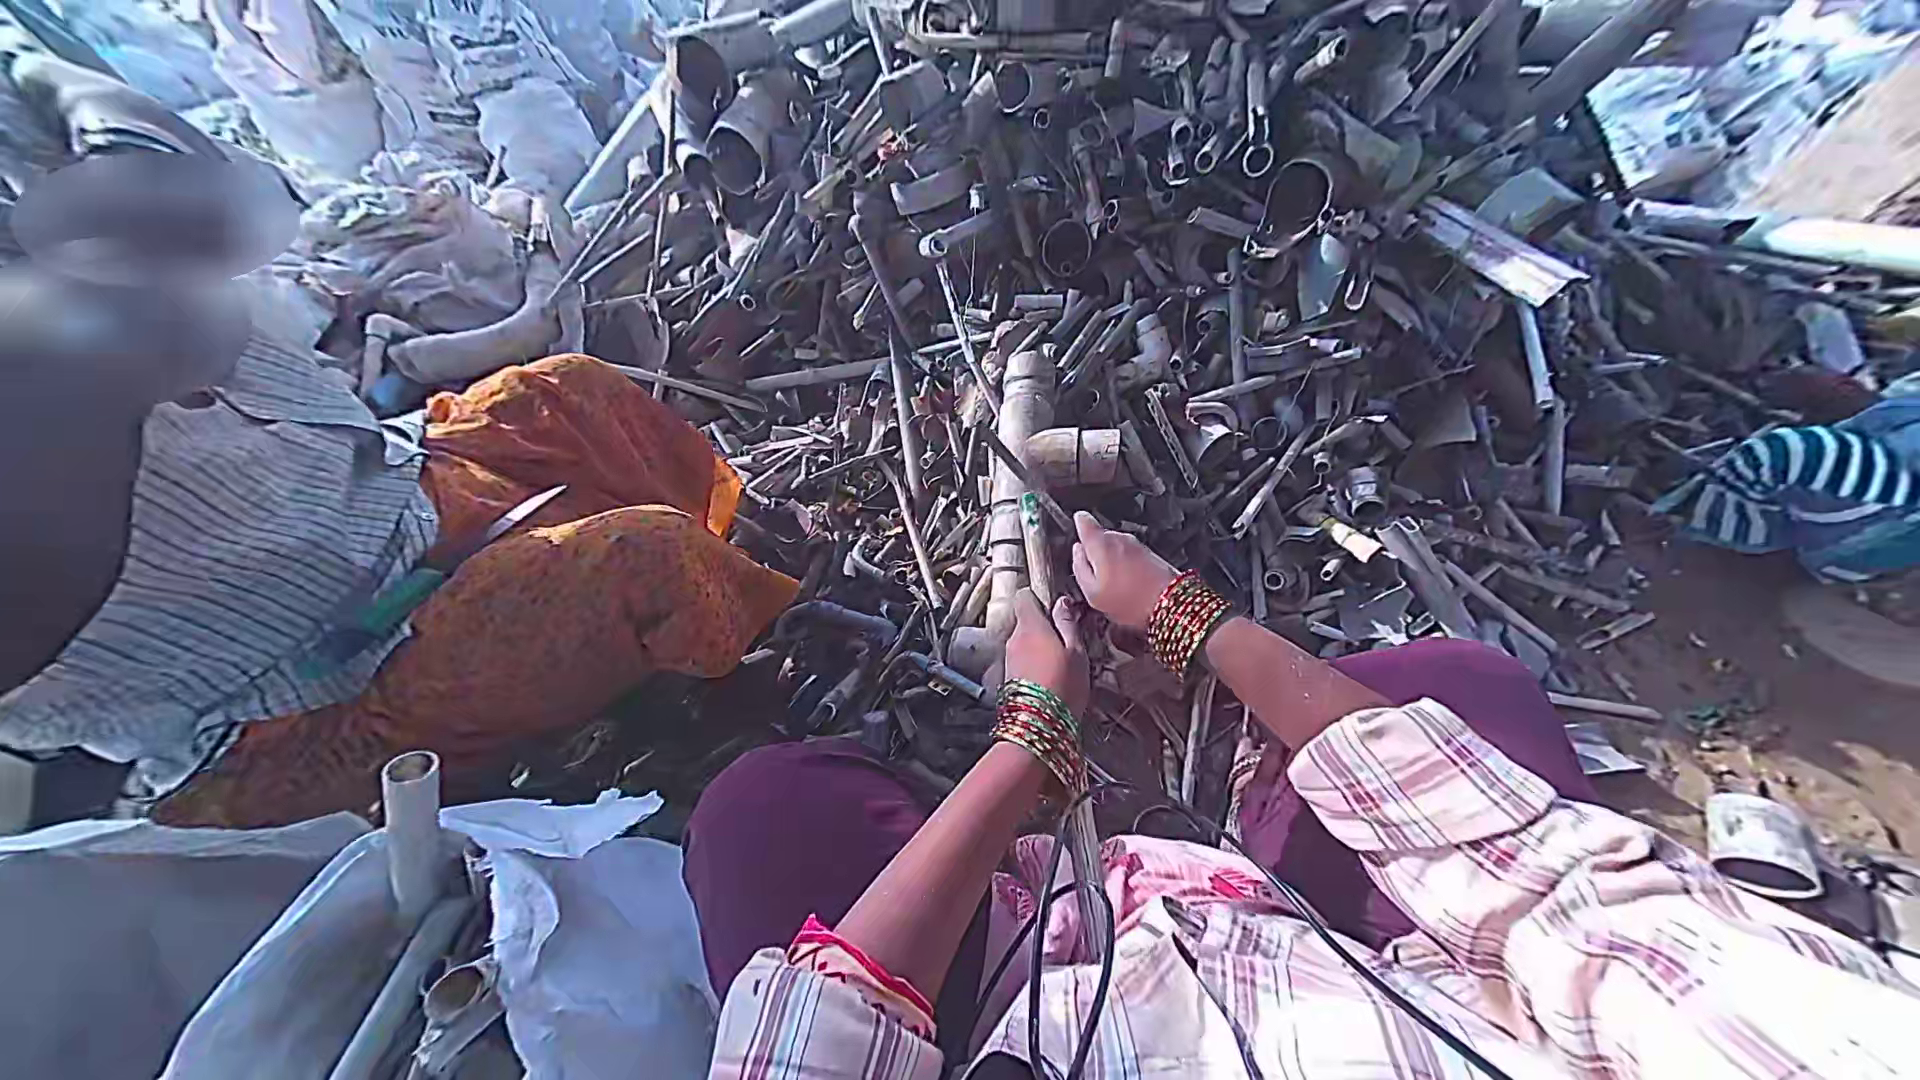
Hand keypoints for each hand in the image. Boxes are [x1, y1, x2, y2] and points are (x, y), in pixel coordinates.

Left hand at [1002, 587, 1087, 714]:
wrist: (1037, 725)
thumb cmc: (1062, 686)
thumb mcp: (1076, 652)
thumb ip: (1068, 624)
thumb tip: (1062, 602)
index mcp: (1030, 626)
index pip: (1024, 597)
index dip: (1038, 599)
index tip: (1054, 608)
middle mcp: (1013, 639)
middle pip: (1024, 621)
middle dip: (1042, 627)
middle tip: (1064, 642)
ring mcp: (1007, 659)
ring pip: (1022, 642)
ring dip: (1037, 647)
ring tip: (1058, 664)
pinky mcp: (1006, 678)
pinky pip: (1020, 661)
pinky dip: (1031, 664)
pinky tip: (1048, 678)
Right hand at [1070, 511, 1178, 629]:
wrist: (1171, 604)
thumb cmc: (1130, 601)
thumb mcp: (1092, 592)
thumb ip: (1079, 567)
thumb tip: (1076, 552)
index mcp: (1101, 544)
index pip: (1084, 522)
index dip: (1078, 522)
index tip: (1076, 523)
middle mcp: (1119, 538)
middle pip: (1099, 537)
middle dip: (1094, 550)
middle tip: (1093, 574)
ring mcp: (1136, 545)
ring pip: (1114, 546)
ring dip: (1111, 560)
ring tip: (1112, 585)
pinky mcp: (1150, 554)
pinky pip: (1129, 555)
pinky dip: (1125, 565)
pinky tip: (1127, 585)